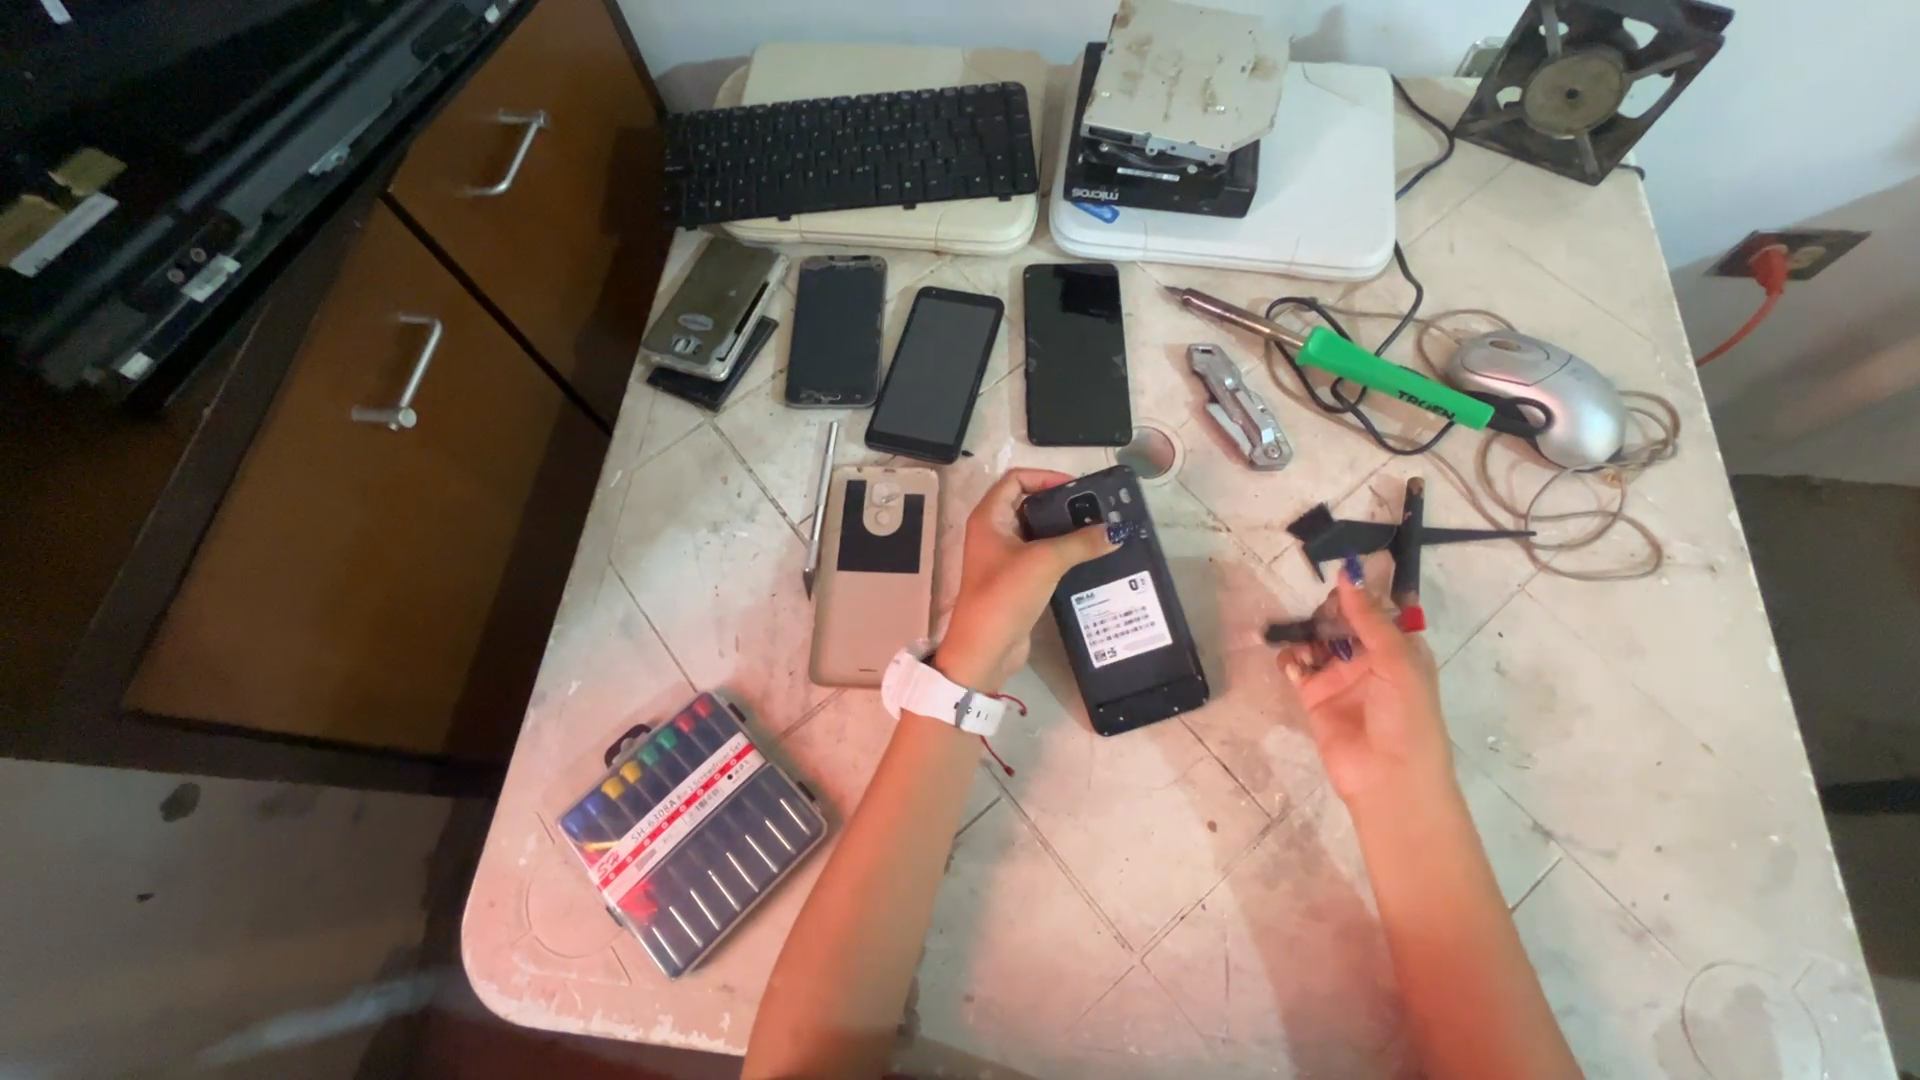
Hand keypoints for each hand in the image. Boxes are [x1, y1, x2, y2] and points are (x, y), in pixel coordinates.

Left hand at [935, 469, 1116, 691]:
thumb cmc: (1005, 595)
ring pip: (1036, 532)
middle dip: (1060, 504)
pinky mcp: (1016, 580)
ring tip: (1098, 532)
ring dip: (1064, 530)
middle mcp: (993, 532)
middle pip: (1028, 504)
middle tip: (1095, 510)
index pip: (1016, 480)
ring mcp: (1003, 558)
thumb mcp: (1045, 561)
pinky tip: (1088, 558)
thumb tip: (1116, 531)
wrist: (985, 649)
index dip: (1045, 477)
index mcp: (989, 517)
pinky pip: (1041, 556)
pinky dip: (1062, 553)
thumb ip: (1081, 542)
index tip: (1076, 489)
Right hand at [1279, 568, 1451, 807]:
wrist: (1388, 778)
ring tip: (1307, 641)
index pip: (1379, 608)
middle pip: (1342, 620)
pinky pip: (1296, 666)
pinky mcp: (1314, 696)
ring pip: (1316, 640)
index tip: (1345, 570)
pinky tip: (1294, 661)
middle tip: (1323, 611)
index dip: (1363, 590)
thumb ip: (1369, 618)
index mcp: (1400, 648)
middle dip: (1330, 610)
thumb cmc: (1406, 716)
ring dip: (1307, 633)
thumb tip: (1348, 574)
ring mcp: (1339, 677)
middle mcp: (1369, 658)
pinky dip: (1290, 658)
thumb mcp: (1397, 661)